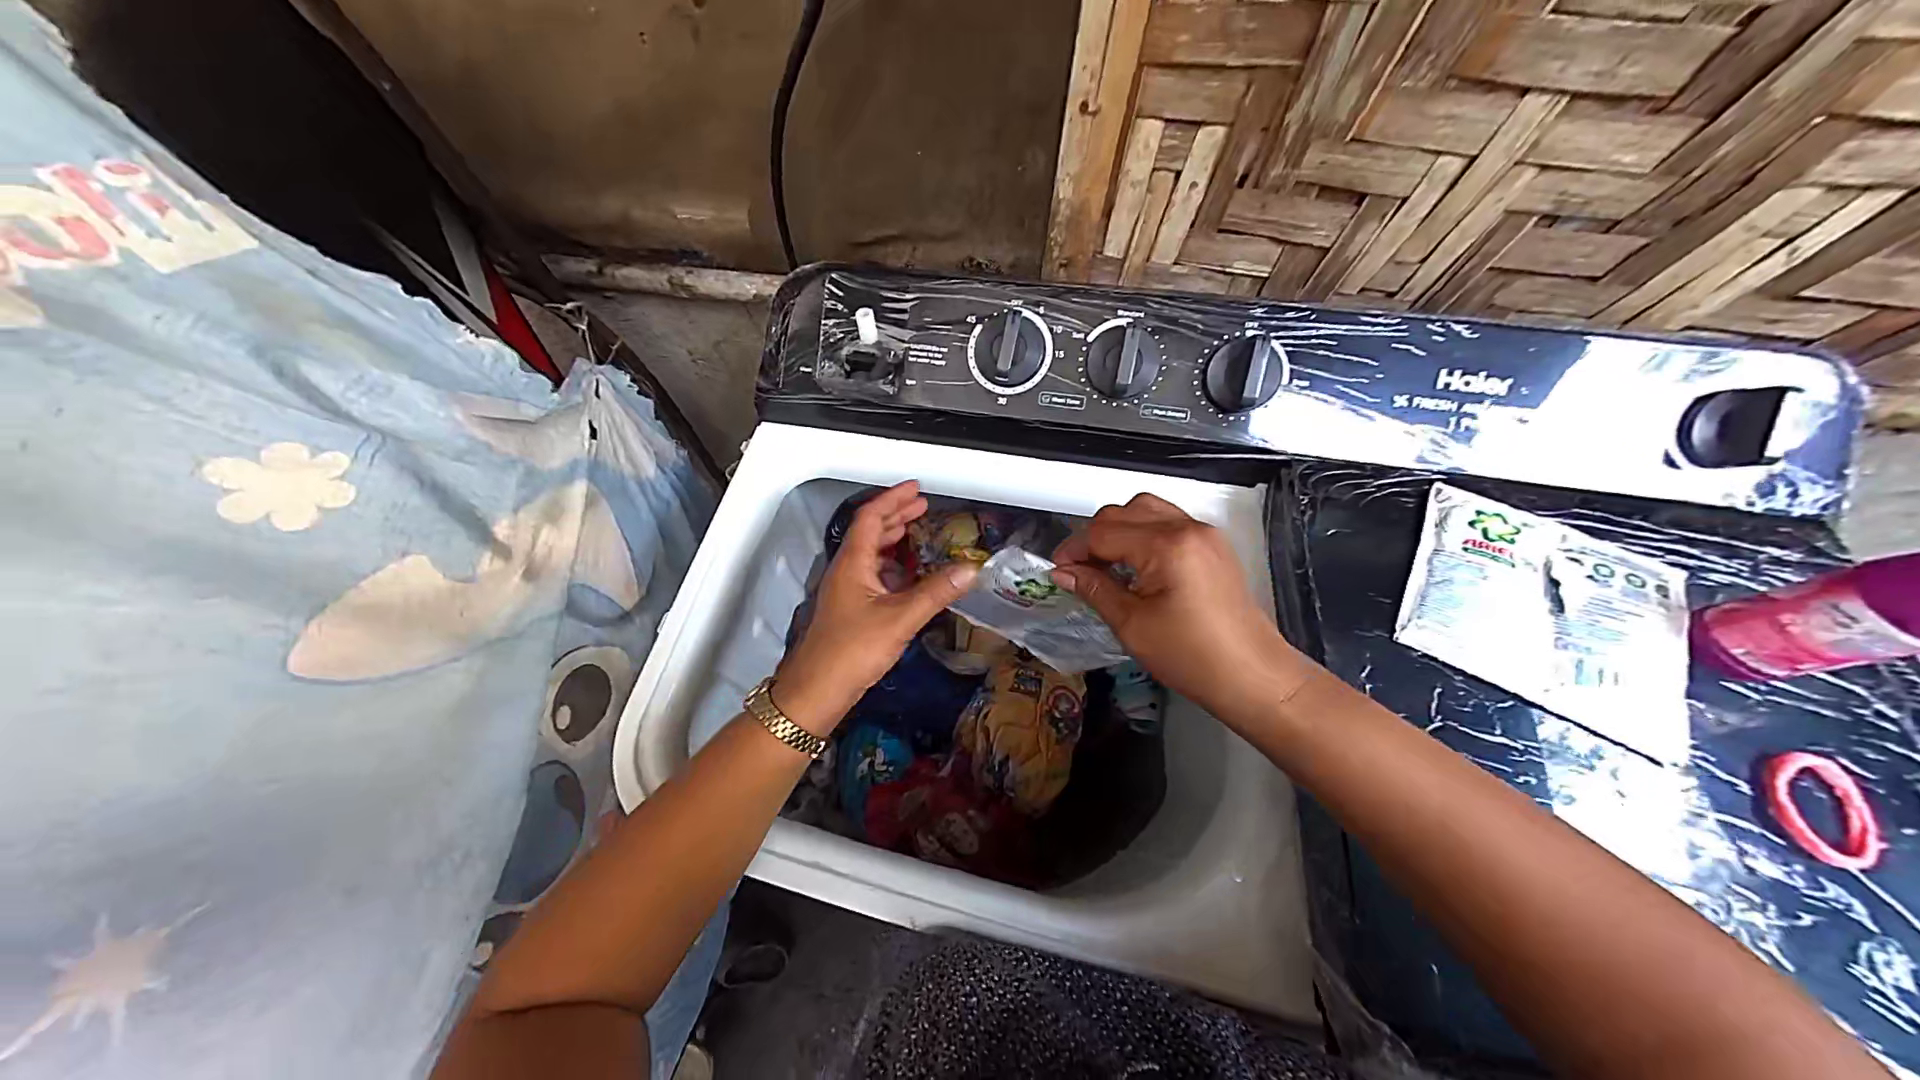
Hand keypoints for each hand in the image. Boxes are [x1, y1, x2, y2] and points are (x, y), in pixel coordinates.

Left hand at [774, 481, 979, 735]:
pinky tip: (910, 577)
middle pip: (870, 532)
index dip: (893, 499)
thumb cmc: (852, 651)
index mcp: (853, 563)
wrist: (817, 691)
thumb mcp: (900, 618)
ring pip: (871, 554)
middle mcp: (846, 571)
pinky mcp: (850, 609)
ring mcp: (846, 591)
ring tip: (918, 534)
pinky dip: (893, 568)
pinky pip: (873, 576)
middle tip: (922, 507)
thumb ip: (935, 592)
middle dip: (896, 516)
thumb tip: (970, 570)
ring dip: (894, 541)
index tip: (916, 489)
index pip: (871, 518)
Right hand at [1050, 494, 1317, 720]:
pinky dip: (1144, 535)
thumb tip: (1065, 572)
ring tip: (1106, 566)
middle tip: (1080, 570)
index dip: (1075, 549)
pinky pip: (1168, 523)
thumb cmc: (1195, 657)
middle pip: (1123, 512)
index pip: (1104, 531)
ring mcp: (1204, 535)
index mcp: (1167, 546)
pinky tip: (1135, 566)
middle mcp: (1188, 529)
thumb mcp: (1132, 625)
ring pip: (1146, 510)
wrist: (1252, 676)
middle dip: (1094, 537)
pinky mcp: (1213, 547)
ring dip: (1119, 531)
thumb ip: (1094, 589)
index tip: (1060, 569)